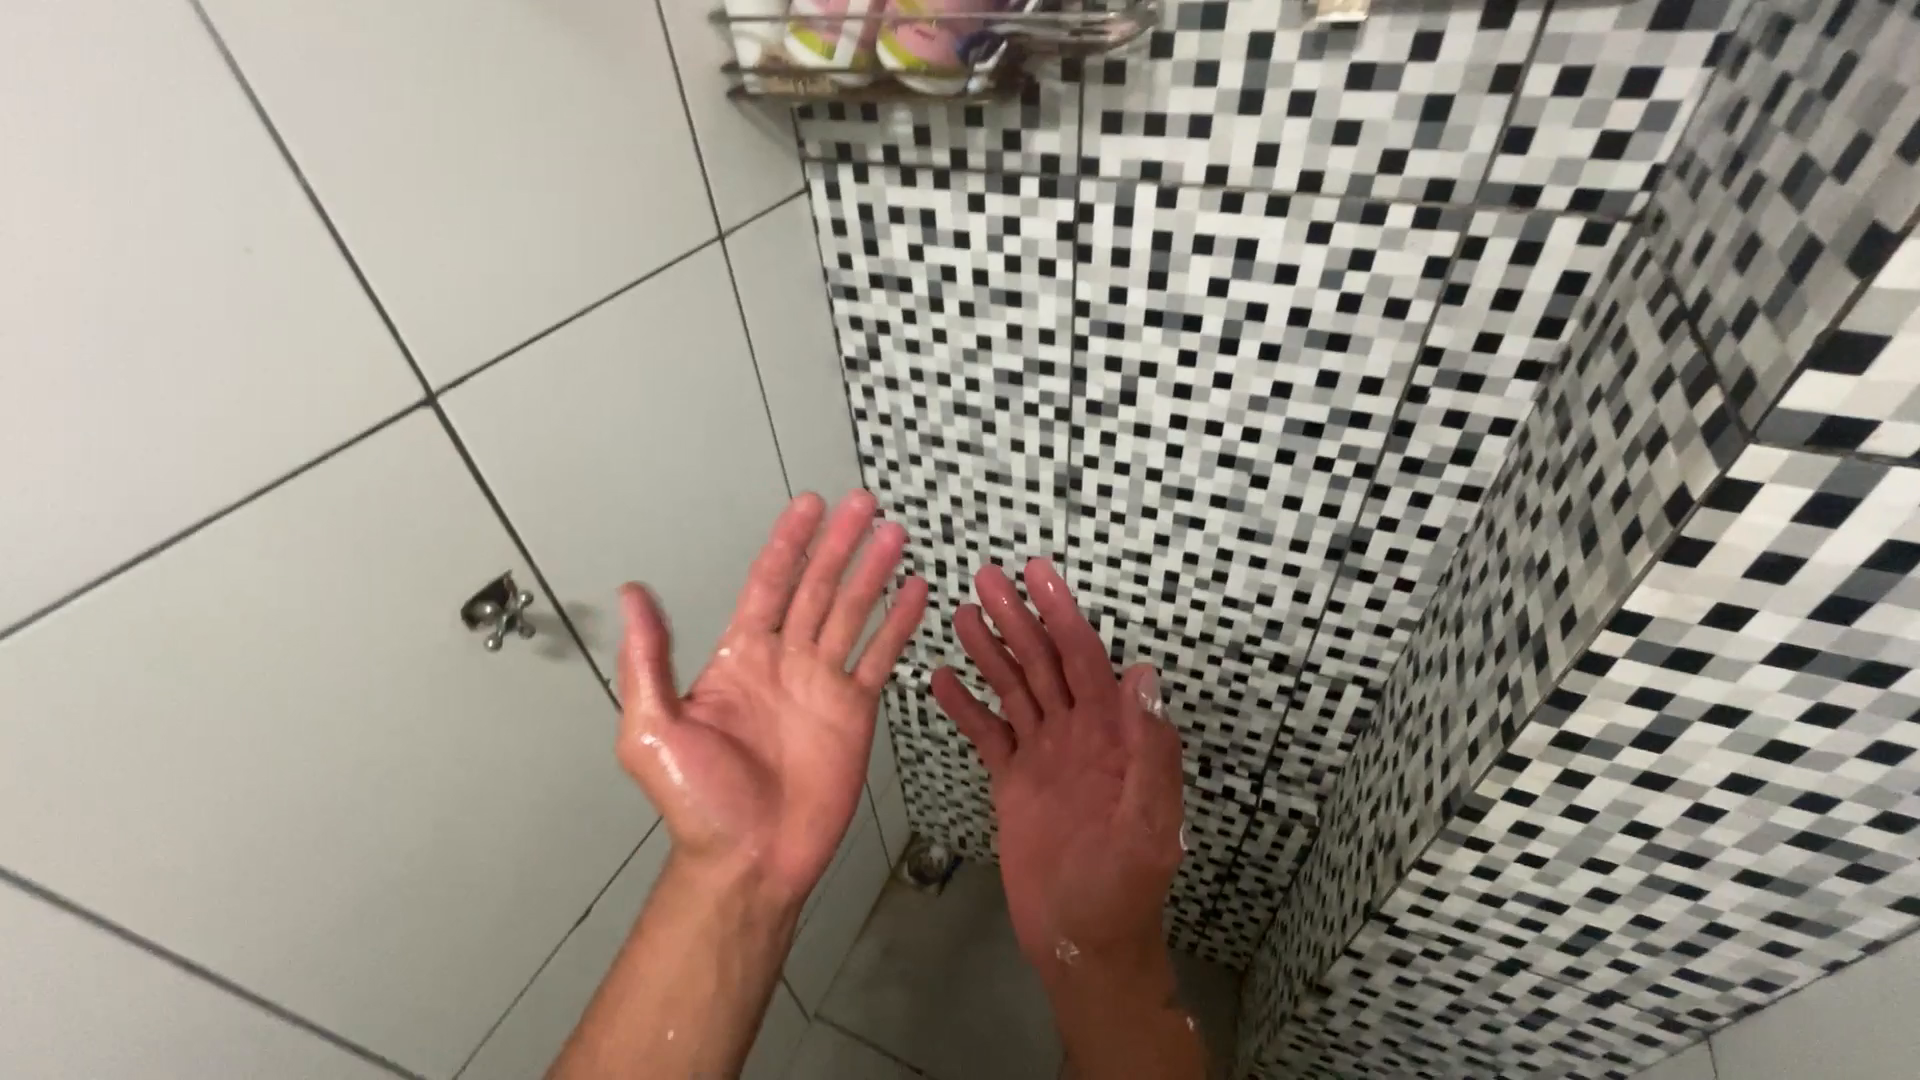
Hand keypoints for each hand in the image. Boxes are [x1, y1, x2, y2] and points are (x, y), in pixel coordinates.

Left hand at [615, 491, 928, 906]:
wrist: (749, 861)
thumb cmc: (698, 802)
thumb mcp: (653, 730)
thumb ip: (648, 660)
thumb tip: (634, 593)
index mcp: (739, 657)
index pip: (769, 583)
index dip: (790, 543)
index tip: (810, 506)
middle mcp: (784, 660)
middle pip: (818, 587)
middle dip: (841, 544)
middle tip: (865, 504)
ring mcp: (823, 683)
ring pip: (852, 612)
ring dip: (874, 573)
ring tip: (895, 535)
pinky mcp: (854, 709)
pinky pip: (879, 656)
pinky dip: (898, 624)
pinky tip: (915, 593)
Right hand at [930, 558, 1184, 975]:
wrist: (1083, 943)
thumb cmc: (1124, 888)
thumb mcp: (1150, 825)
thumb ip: (1150, 751)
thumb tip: (1143, 674)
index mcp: (1110, 734)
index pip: (1084, 658)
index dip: (1061, 614)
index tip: (1037, 574)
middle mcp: (1075, 733)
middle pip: (1043, 662)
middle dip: (1017, 618)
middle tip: (986, 577)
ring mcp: (1042, 755)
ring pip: (1013, 689)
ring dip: (990, 651)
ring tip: (962, 613)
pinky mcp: (1013, 782)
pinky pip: (987, 734)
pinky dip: (965, 707)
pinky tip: (941, 679)